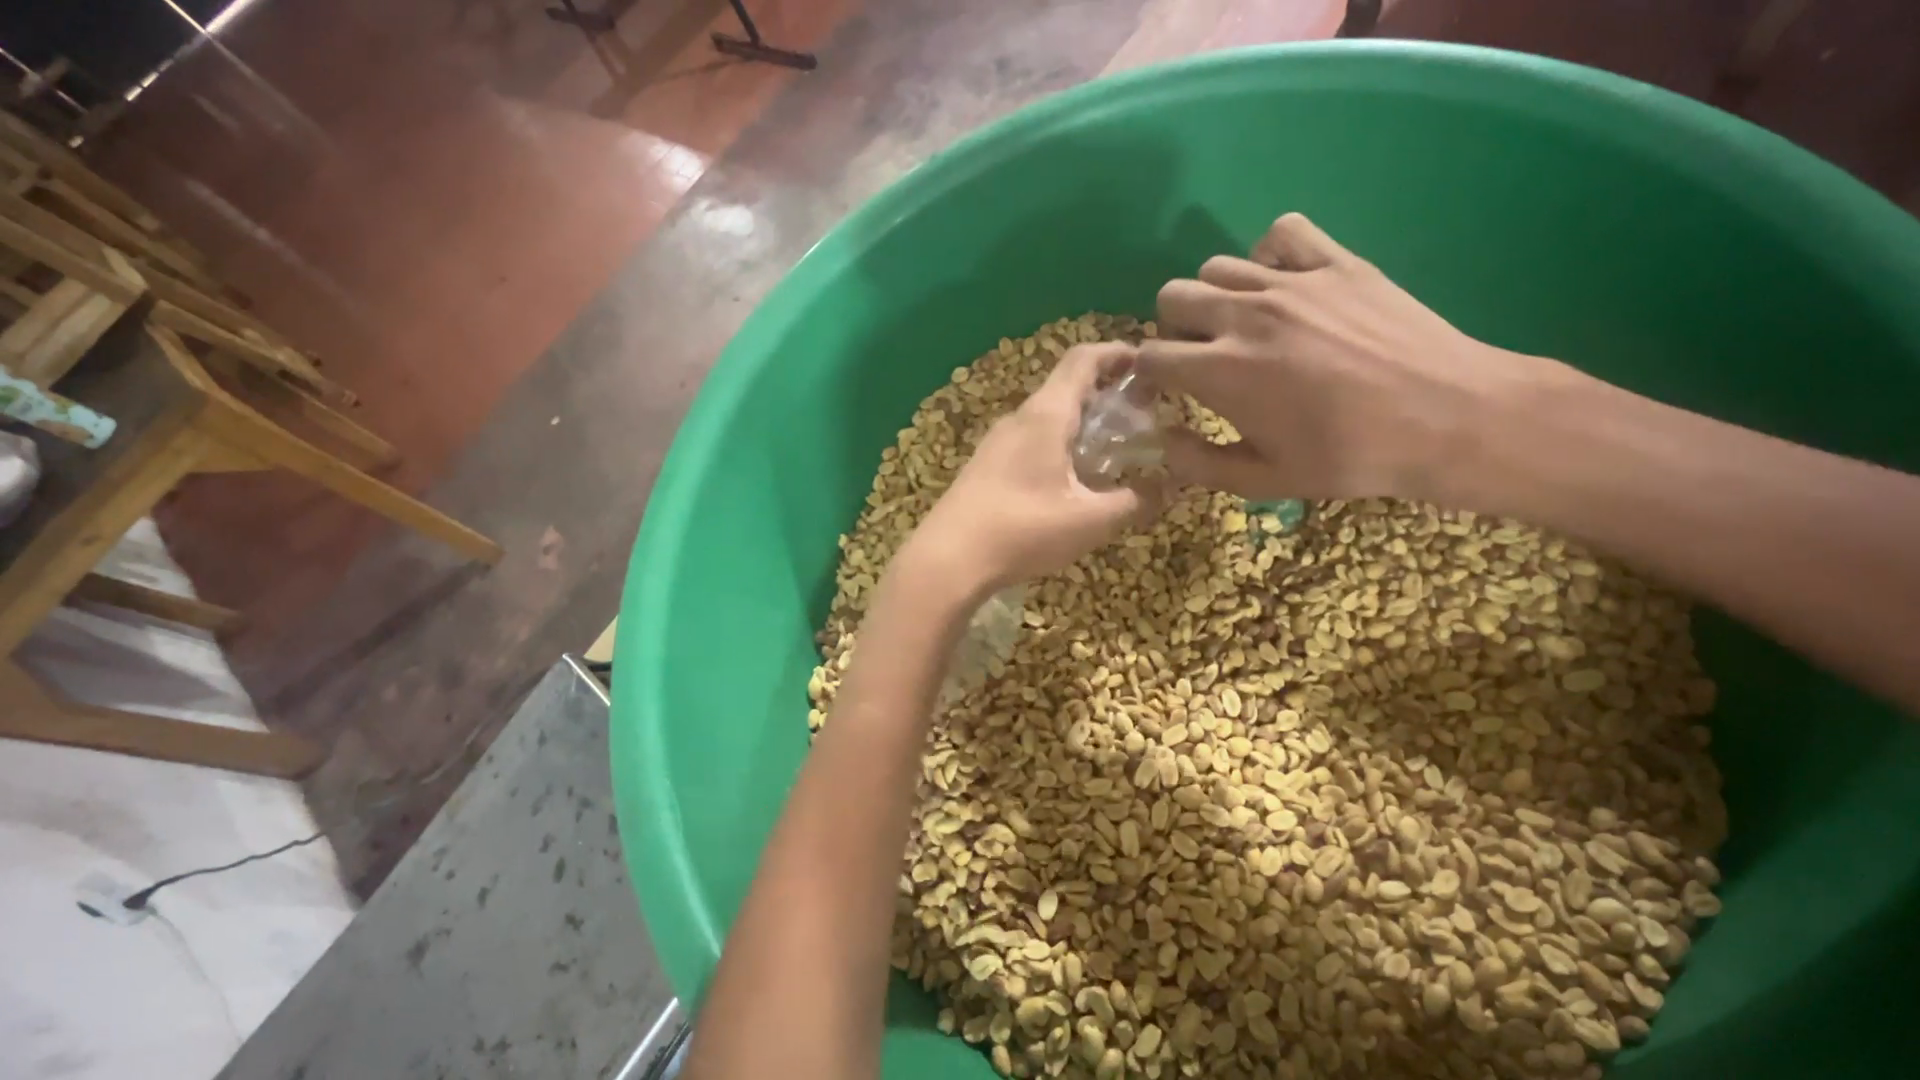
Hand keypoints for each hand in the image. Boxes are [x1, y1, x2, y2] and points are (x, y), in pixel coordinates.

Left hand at [901, 343, 1153, 594]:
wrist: (947, 559)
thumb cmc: (1022, 531)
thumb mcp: (1089, 521)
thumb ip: (1134, 501)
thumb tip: (1168, 488)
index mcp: (1046, 415)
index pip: (1083, 359)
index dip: (1118, 353)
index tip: (1151, 363)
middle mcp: (1020, 418)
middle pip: (1067, 386)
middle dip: (1108, 392)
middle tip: (1146, 413)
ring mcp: (999, 442)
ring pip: (1049, 416)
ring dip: (1084, 421)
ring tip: (1116, 448)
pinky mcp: (987, 466)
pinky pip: (1032, 440)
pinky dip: (1062, 443)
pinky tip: (1075, 478)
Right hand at [1140, 213, 1569, 502]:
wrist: (1449, 418)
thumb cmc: (1353, 458)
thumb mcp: (1268, 480)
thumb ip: (1200, 463)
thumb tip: (1160, 443)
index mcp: (1223, 372)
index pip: (1150, 355)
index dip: (1150, 375)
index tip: (1168, 389)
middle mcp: (1245, 316)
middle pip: (1172, 298)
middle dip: (1174, 329)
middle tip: (1203, 355)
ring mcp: (1292, 282)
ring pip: (1217, 266)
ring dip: (1216, 297)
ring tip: (1245, 323)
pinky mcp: (1336, 261)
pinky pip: (1281, 233)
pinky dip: (1269, 255)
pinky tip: (1285, 284)